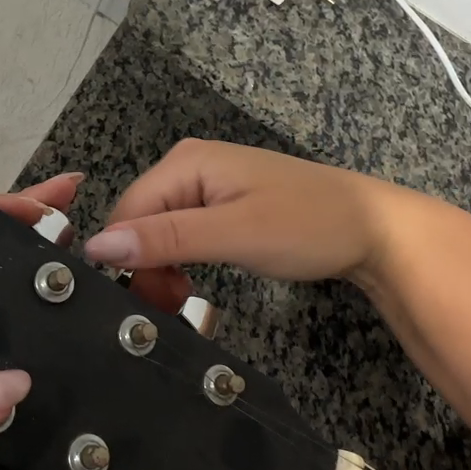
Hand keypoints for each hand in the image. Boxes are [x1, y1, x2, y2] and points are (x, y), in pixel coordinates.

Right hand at [81, 140, 396, 308]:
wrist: (374, 229)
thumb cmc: (307, 226)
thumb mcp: (233, 235)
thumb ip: (165, 239)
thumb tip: (96, 246)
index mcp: (186, 162)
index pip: (127, 211)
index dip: (126, 257)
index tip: (146, 302)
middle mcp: (189, 165)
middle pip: (140, 221)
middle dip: (146, 266)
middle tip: (171, 307)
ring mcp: (208, 183)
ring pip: (159, 230)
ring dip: (163, 268)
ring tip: (184, 300)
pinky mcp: (223, 203)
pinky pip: (183, 232)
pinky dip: (183, 261)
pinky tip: (195, 282)